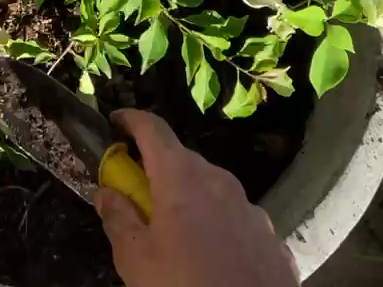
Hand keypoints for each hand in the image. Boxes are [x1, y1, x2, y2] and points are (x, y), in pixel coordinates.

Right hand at [95, 109, 297, 286]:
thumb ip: (118, 218)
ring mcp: (252, 211)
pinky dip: (220, 229)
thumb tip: (107, 192)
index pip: (153, 128)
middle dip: (158, 172)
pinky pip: (238, 222)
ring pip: (212, 192)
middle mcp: (219, 182)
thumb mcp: (136, 261)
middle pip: (182, 161)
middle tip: (140, 198)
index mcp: (182, 178)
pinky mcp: (275, 243)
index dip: (130, 120)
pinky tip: (215, 263)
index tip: (114, 124)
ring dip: (191, 202)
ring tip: (179, 240)